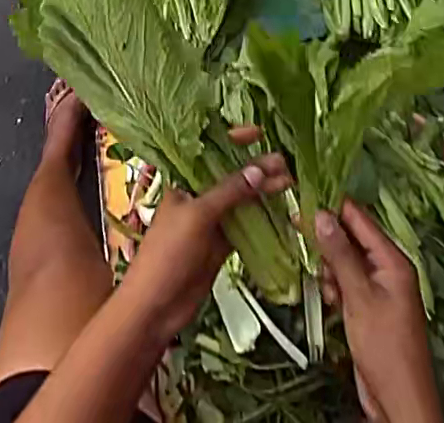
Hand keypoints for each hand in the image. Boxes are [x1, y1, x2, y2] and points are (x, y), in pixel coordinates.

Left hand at [118, 152, 291, 340]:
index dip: (234, 139)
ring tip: (289, 183)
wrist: (153, 309)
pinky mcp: (220, 243)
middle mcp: (198, 195)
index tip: (260, 134)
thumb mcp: (198, 215)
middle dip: (257, 167)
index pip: (210, 150)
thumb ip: (230, 191)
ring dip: (263, 190)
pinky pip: (245, 223)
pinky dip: (262, 217)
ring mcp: (211, 219)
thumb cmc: (167, 254)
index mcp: (184, 181)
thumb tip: (261, 169)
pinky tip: (282, 209)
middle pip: (231, 174)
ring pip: (241, 198)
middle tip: (285, 165)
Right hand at [316, 201, 443, 422]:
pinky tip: (329, 296)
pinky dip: (335, 285)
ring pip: (347, 261)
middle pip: (352, 238)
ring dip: (331, 266)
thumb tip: (321, 215)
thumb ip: (340, 255)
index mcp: (393, 258)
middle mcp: (387, 267)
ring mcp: (379, 287)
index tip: (304, 196)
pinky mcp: (369, 306)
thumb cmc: (384, 346)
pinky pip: (348, 283)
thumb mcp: (359, 297)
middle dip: (328, 239)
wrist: (399, 399)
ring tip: (323, 280)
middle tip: (298, 232)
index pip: (360, 219)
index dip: (334, 206)